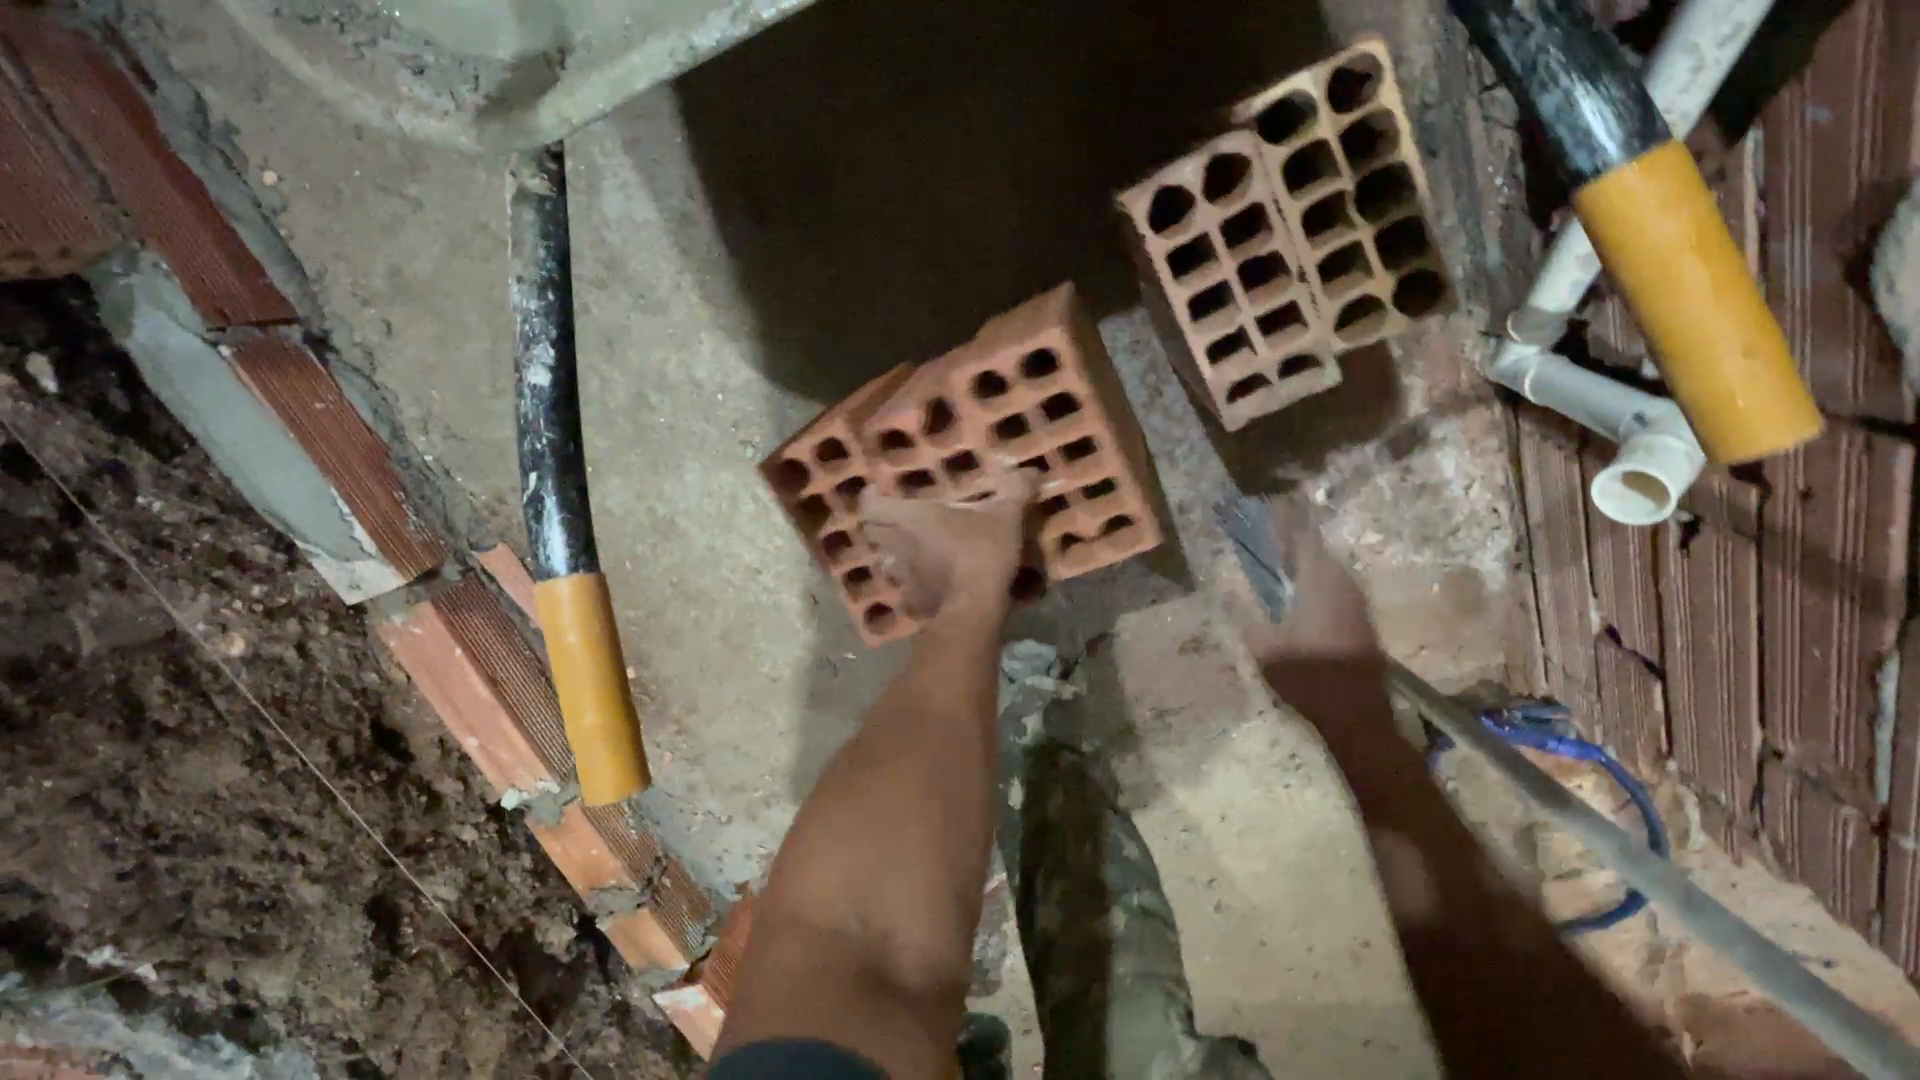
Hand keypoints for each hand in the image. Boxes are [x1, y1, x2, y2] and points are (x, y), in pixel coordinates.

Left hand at [859, 460, 1037, 626]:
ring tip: (911, 548)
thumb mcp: (1005, 517)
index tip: (875, 491)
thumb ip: (1016, 490)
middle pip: (872, 532)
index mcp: (910, 518)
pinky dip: (911, 583)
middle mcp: (898, 545)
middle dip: (879, 524)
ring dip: (894, 553)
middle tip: (895, 517)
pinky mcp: (913, 601)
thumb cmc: (980, 554)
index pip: (871, 505)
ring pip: (886, 561)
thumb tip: (1031, 471)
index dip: (870, 498)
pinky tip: (927, 581)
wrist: (973, 611)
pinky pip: (905, 588)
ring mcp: (902, 577)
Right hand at [1240, 496, 1384, 721]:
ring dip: (1307, 555)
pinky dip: (1316, 575)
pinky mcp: (1361, 618)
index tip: (1274, 498)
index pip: (1301, 536)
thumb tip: (1225, 584)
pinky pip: (1335, 583)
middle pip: (1317, 547)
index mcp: (1318, 582)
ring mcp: (1356, 601)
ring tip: (1283, 550)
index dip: (1287, 517)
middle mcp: (1341, 583)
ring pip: (1328, 566)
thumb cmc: (1307, 677)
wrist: (1357, 713)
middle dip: (1295, 532)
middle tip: (1273, 522)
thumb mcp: (1264, 646)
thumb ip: (1244, 611)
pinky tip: (1302, 586)